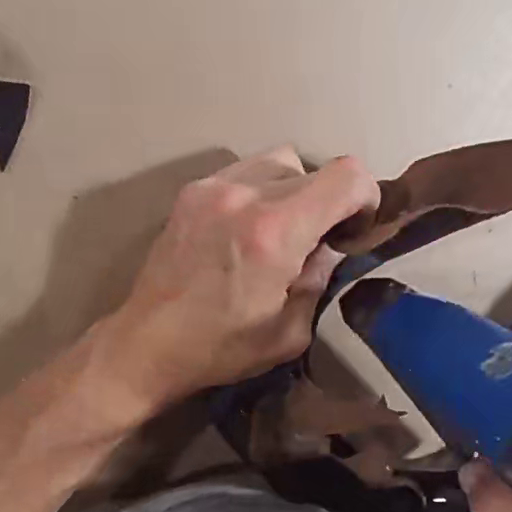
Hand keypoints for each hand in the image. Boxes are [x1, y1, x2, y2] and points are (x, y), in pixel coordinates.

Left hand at [97, 147, 379, 407]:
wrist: (146, 345)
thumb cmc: (217, 349)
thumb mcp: (289, 333)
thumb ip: (320, 281)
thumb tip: (328, 249)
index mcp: (274, 231)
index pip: (347, 175)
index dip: (365, 200)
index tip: (353, 233)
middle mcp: (244, 194)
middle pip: (315, 169)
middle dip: (326, 204)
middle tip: (313, 244)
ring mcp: (211, 188)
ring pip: (278, 162)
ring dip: (292, 192)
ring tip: (278, 234)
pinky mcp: (189, 194)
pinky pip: (242, 173)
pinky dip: (257, 192)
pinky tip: (244, 230)